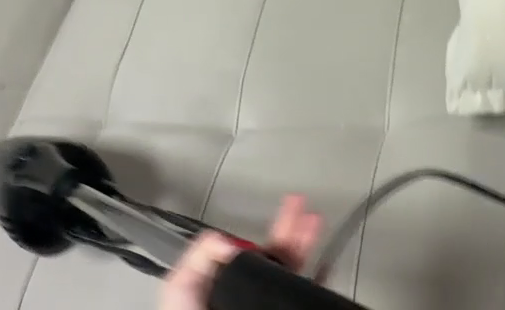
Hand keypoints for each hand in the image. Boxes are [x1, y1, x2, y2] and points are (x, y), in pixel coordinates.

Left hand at [159, 194, 321, 309]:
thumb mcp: (182, 284)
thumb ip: (201, 252)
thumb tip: (231, 239)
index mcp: (227, 280)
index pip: (253, 246)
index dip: (269, 224)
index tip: (285, 205)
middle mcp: (248, 289)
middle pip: (278, 251)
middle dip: (292, 225)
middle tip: (303, 204)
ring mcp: (264, 300)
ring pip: (292, 267)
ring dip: (305, 243)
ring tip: (316, 222)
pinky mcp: (280, 308)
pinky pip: (304, 291)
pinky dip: (317, 277)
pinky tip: (323, 265)